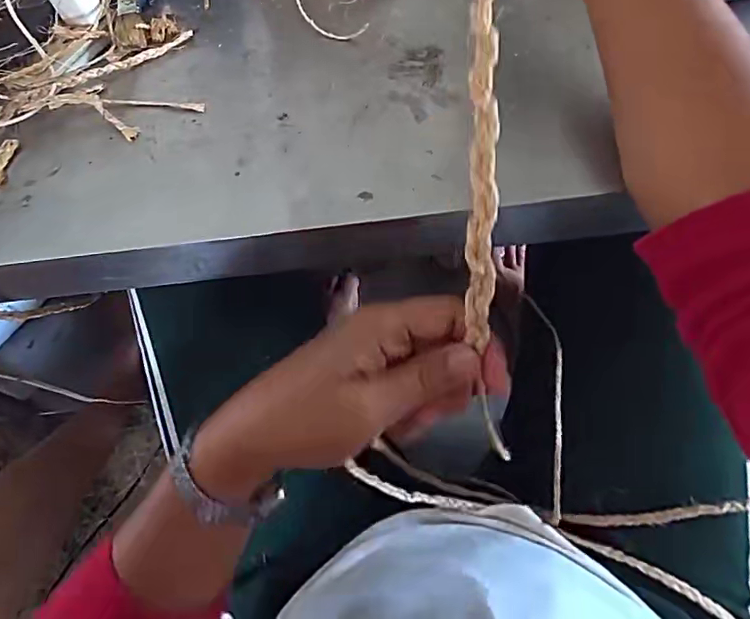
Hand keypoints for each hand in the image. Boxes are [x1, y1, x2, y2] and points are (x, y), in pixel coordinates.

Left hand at [189, 296, 510, 501]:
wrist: (254, 435)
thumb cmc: (311, 419)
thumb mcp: (374, 406)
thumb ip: (427, 378)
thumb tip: (474, 353)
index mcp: (385, 322)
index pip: (451, 313)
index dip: (480, 345)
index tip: (495, 388)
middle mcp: (383, 324)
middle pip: (443, 339)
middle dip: (449, 381)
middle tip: (426, 418)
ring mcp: (374, 345)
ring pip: (428, 363)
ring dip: (428, 398)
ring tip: (400, 427)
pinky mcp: (366, 365)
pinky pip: (406, 377)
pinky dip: (408, 403)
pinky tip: (390, 427)